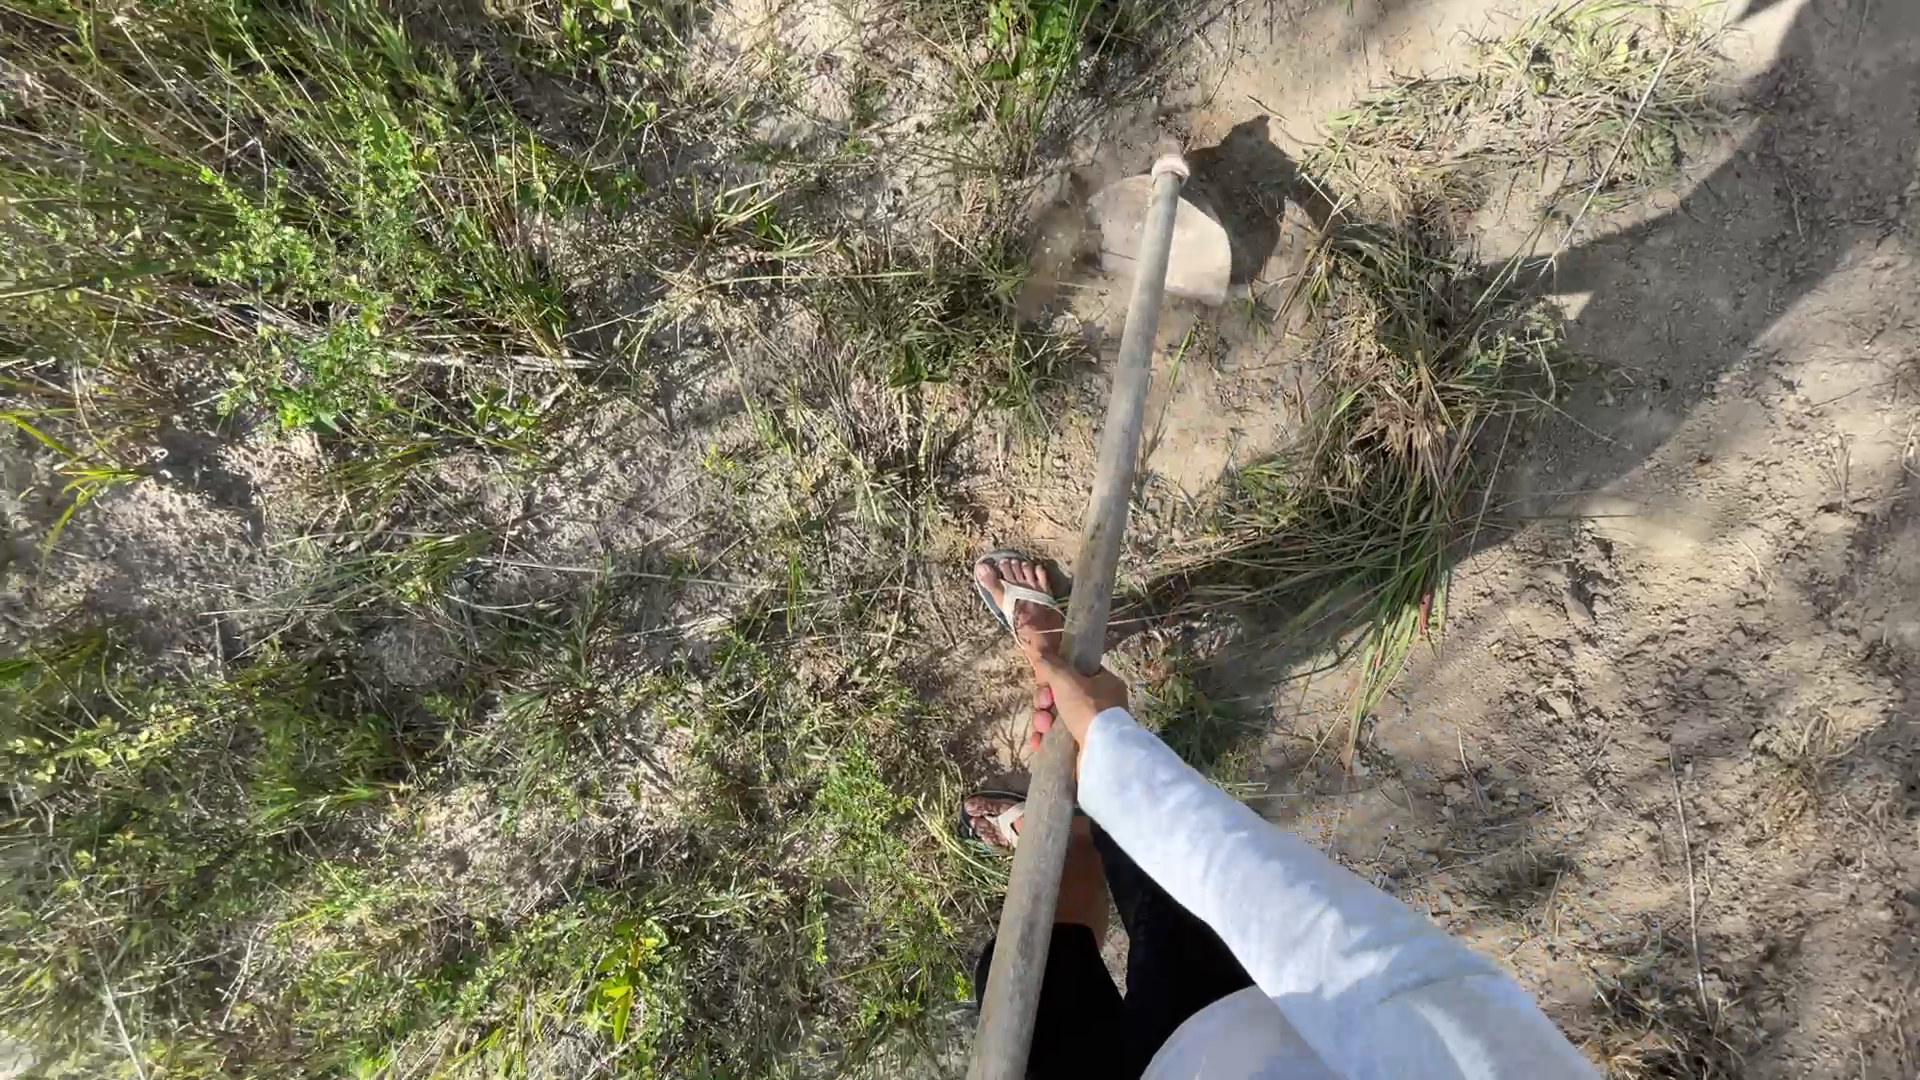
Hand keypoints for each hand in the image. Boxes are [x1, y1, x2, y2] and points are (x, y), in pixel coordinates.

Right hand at [1027, 652, 1128, 754]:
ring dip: (1042, 720)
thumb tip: (1041, 654)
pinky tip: (1038, 742)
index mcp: (1104, 682)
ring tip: (1042, 728)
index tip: (1044, 680)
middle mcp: (1100, 702)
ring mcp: (1091, 725)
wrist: (1102, 753)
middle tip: (1043, 706)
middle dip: (1044, 701)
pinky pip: (1057, 735)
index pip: (1075, 671)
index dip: (1055, 675)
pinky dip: (1045, 738)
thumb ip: (1051, 665)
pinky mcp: (1082, 744)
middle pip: (1061, 694)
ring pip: (1056, 715)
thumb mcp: (1066, 680)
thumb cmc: (1088, 708)